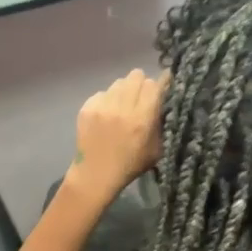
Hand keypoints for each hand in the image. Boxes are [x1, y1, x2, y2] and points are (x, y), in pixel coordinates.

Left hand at [71, 68, 163, 191]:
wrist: (96, 174)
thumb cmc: (130, 165)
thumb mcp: (157, 149)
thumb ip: (161, 123)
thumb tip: (165, 100)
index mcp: (142, 120)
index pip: (154, 85)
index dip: (161, 83)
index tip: (163, 85)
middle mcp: (122, 108)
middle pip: (136, 76)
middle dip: (142, 85)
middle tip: (141, 97)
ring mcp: (102, 106)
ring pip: (119, 82)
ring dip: (125, 91)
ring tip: (123, 106)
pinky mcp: (87, 107)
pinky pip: (102, 92)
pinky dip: (108, 100)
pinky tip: (107, 114)